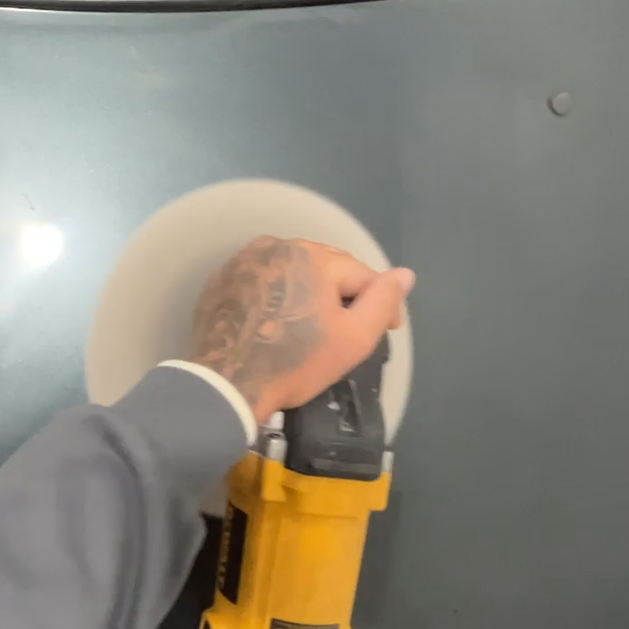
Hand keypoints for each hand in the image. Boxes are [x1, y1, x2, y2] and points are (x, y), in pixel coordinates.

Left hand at [189, 237, 415, 424]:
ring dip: (307, 290)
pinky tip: (278, 320)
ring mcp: (244, 260)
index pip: (360, 273)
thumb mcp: (353, 338)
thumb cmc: (295, 362)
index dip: (380, 302)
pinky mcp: (222, 279)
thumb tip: (405, 274)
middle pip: (324, 267)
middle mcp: (276, 246)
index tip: (388, 328)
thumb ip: (382, 301)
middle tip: (347, 327)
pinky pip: (262, 280)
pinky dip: (276, 294)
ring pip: (292, 271)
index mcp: (312, 255)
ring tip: (312, 323)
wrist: (227, 382)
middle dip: (341, 293)